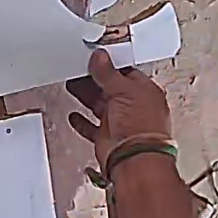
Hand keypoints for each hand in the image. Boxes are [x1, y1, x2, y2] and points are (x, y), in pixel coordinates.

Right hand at [66, 49, 173, 166]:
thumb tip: (100, 58)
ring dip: (86, 96)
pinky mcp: (107, 138)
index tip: (95, 59)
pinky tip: (75, 115)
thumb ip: (108, 74)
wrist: (134, 159)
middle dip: (94, 80)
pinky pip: (91, 127)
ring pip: (99, 105)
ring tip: (73, 85)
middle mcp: (133, 108)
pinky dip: (82, 121)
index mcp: (145, 93)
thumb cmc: (141, 127)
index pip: (125, 73)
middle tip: (79, 70)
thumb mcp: (123, 90)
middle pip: (110, 88)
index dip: (110, 66)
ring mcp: (120, 123)